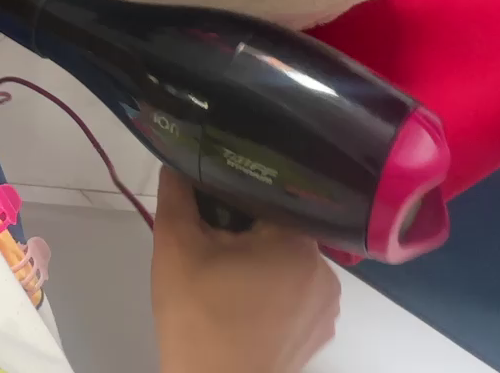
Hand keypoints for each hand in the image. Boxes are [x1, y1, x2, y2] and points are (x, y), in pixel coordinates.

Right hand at [151, 170, 340, 372]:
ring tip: (214, 270)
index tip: (203, 202)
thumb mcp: (175, 240)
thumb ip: (177, 191)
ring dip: (251, 258)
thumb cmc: (198, 311)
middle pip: (274, 229)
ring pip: (281, 261)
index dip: (228, 195)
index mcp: (298, 244)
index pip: (264, 197)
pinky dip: (263, 288)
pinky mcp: (315, 337)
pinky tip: (232, 299)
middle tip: (203, 238)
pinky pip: (289, 292)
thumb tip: (177, 162)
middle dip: (238, 227)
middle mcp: (324, 273)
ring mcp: (325, 310)